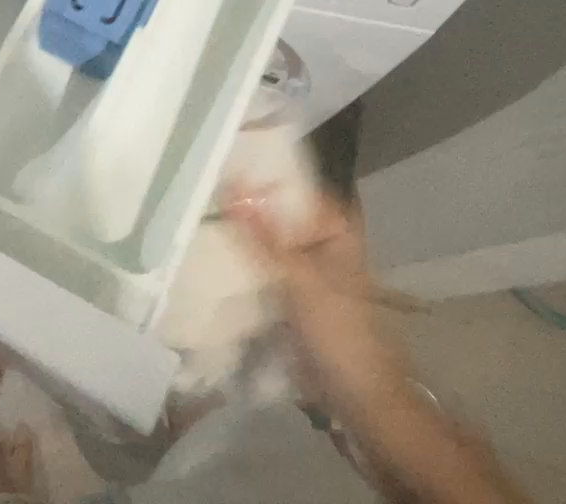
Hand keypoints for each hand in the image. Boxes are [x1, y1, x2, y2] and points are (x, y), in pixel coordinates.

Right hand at [222, 183, 411, 414]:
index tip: (237, 165)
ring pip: (274, 248)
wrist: (359, 400)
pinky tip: (216, 263)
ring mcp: (311, 280)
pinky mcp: (295, 306)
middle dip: (253, 208)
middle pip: (287, 218)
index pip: (307, 192)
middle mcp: (326, 251)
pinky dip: (246, 270)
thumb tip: (232, 188)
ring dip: (247, 239)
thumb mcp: (299, 279)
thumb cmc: (339, 333)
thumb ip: (263, 236)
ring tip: (206, 221)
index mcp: (339, 237)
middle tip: (211, 192)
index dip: (276, 178)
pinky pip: (266, 277)